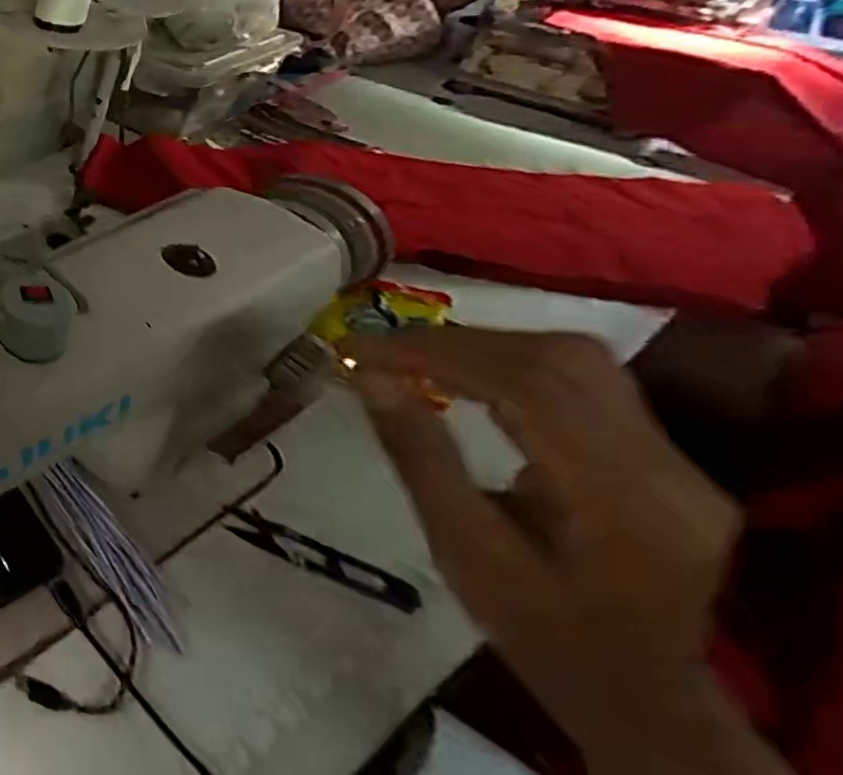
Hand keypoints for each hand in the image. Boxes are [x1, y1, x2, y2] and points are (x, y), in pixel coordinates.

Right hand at [345, 328, 787, 774]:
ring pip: (575, 361)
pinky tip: (465, 373)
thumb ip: (419, 456)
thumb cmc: (535, 628)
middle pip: (560, 361)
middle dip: (456, 343)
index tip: (359, 349)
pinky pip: (584, 381)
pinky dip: (510, 363)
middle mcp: (666, 468)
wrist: (634, 689)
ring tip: (412, 355)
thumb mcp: (462, 548)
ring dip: (482, 346)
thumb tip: (368, 377)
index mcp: (621, 500)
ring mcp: (674, 458)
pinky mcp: (662, 454)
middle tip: (378, 348)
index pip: (528, 388)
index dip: (435, 354)